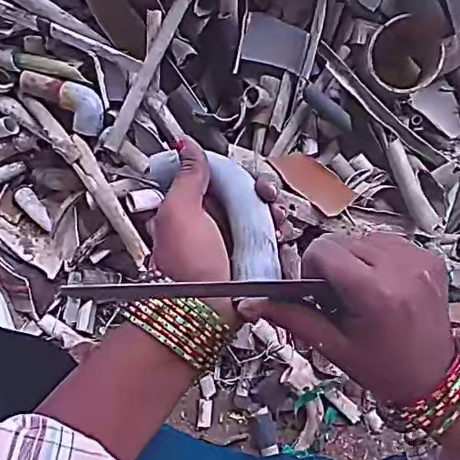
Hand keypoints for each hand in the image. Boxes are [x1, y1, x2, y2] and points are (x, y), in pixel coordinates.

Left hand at [143, 139, 287, 323]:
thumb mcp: (179, 212)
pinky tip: (280, 238)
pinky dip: (281, 238)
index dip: (240, 177)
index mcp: (193, 210)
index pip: (224, 181)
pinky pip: (274, 243)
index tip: (250, 182)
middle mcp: (215, 228)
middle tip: (266, 200)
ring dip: (275, 216)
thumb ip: (188, 176)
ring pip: (264, 219)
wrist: (202, 314)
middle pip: (248, 199)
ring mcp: (235, 247)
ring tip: (276, 221)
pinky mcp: (253, 265)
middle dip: (262, 196)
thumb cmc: (185, 270)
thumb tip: (186, 145)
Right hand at [237, 233, 455, 405]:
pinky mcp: (429, 258)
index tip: (318, 290)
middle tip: (340, 299)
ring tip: (363, 294)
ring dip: (356, 260)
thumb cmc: (387, 369)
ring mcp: (419, 261)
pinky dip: (379, 258)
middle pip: (343, 241)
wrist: (434, 377)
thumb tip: (253, 304)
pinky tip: (382, 286)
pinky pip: (389, 242)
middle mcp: (402, 269)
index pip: (324, 249)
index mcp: (377, 293)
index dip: (311, 268)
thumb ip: (293, 318)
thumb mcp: (335, 347)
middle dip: (333, 266)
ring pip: (364, 238)